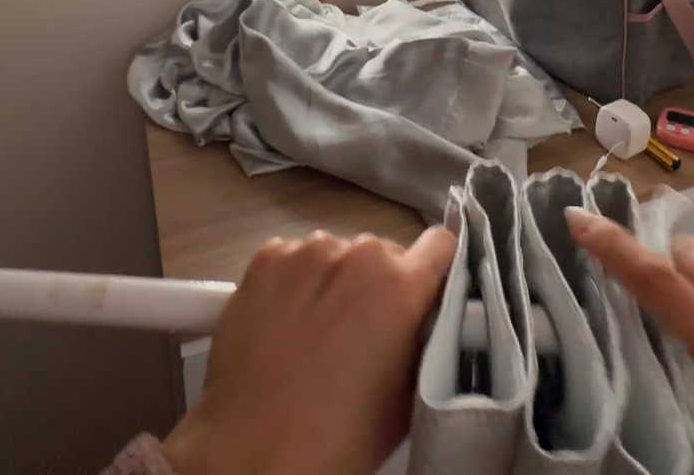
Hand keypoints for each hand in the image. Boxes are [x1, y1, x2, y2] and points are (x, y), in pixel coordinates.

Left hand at [163, 228, 456, 474]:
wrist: (253, 450)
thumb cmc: (339, 435)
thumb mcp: (410, 391)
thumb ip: (426, 336)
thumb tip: (426, 314)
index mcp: (401, 286)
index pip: (440, 244)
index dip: (434, 267)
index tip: (424, 287)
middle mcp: (358, 255)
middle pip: (382, 252)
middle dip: (377, 283)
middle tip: (362, 329)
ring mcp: (308, 252)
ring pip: (336, 253)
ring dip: (335, 278)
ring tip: (317, 328)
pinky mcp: (267, 258)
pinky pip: (295, 257)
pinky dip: (295, 280)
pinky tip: (286, 320)